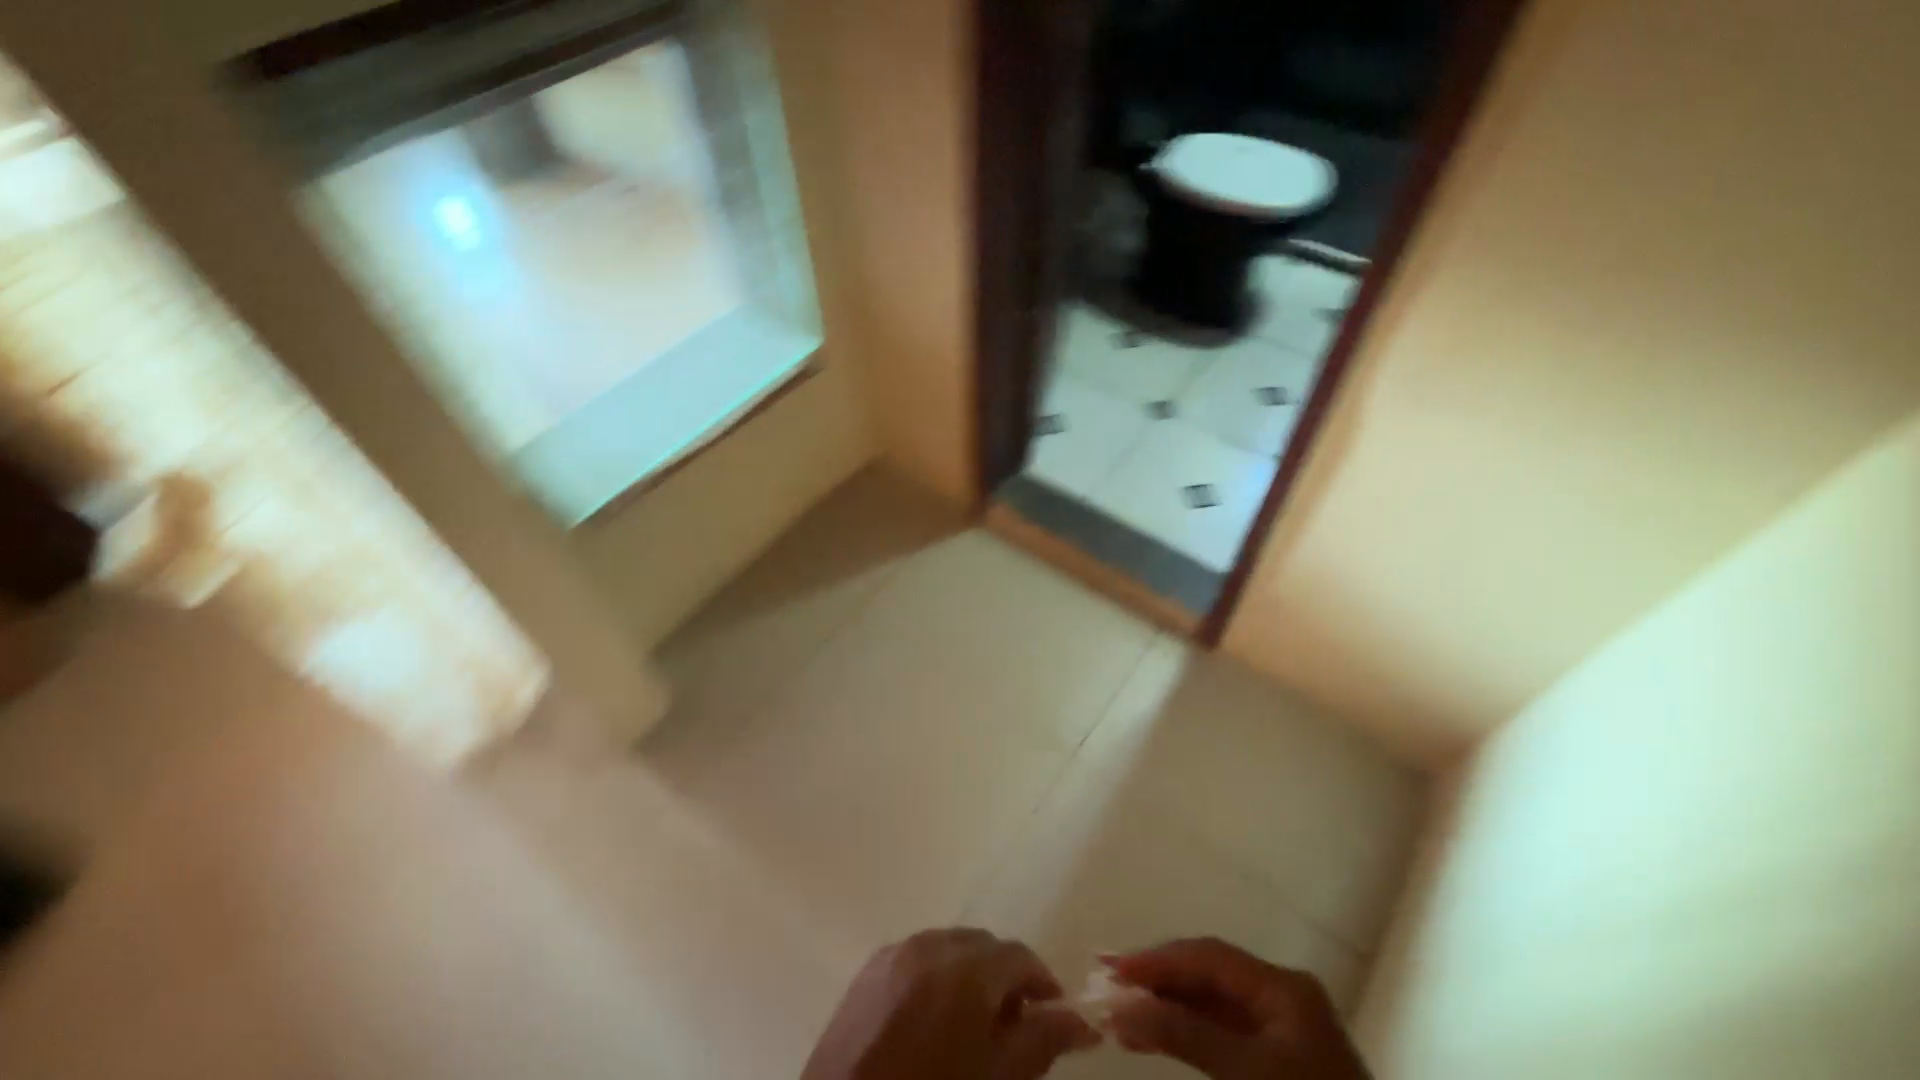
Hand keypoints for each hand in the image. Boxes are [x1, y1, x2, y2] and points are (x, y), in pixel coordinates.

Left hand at [802, 929, 1100, 1079]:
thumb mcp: (999, 1076)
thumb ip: (1044, 1040)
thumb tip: (1084, 1022)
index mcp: (968, 967)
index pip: (1021, 956)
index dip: (1042, 983)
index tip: (1053, 1016)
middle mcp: (932, 945)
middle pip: (984, 946)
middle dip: (1005, 976)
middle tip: (1013, 1025)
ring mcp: (896, 953)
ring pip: (949, 948)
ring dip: (970, 973)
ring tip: (972, 1023)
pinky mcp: (868, 969)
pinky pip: (916, 957)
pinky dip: (935, 975)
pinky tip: (933, 1017)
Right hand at [1101, 938, 1368, 1079]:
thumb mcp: (1246, 1071)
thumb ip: (1185, 1035)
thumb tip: (1120, 1007)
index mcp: (1283, 986)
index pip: (1209, 956)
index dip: (1157, 959)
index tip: (1110, 969)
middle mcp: (1282, 996)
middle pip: (1209, 974)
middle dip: (1157, 979)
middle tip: (1104, 981)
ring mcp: (1281, 1028)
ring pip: (1211, 1004)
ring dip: (1165, 1006)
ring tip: (1119, 1012)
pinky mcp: (1276, 1059)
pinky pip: (1220, 1031)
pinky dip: (1185, 1031)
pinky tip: (1153, 1037)